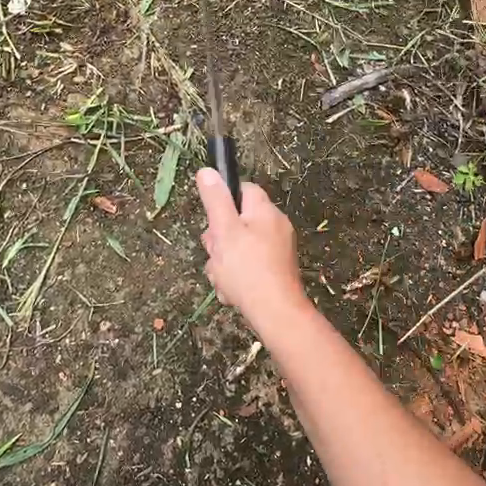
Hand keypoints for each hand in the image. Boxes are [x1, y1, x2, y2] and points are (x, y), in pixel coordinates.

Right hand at [196, 168, 308, 332]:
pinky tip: (232, 291)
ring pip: (239, 246)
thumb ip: (215, 200)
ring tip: (223, 278)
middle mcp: (275, 226)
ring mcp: (277, 250)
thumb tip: (208, 171)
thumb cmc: (248, 270)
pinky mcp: (275, 271)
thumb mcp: (224, 231)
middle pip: (237, 221)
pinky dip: (236, 276)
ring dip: (224, 262)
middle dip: (219, 241)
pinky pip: (249, 265)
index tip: (213, 221)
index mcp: (265, 211)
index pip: (242, 190)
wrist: (276, 315)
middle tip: (216, 255)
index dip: (223, 202)